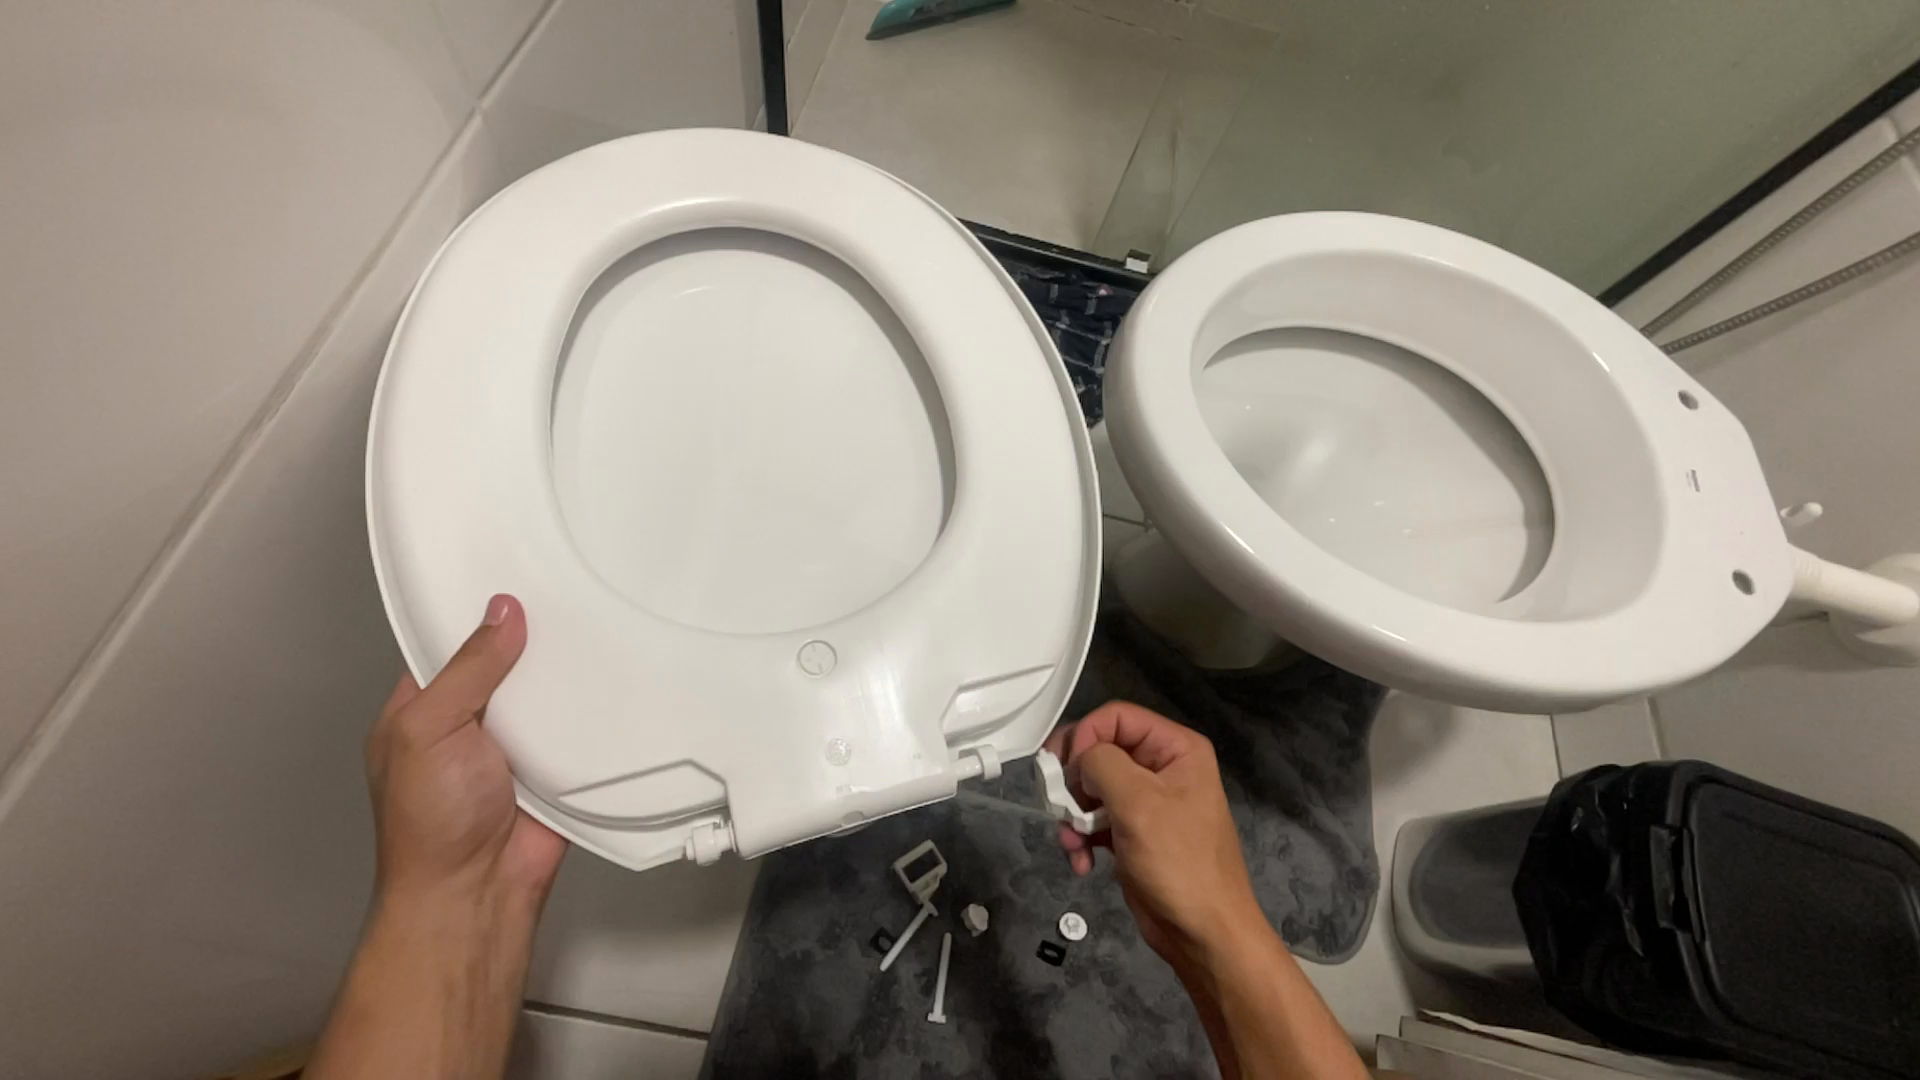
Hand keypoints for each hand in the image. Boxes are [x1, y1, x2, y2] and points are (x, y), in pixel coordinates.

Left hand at [309, 595, 566, 1079]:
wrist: (479, 887)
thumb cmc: (432, 820)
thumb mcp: (429, 731)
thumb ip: (467, 671)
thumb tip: (502, 613)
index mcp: (427, 707)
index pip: (455, 645)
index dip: (483, 614)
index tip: (519, 581)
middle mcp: (475, 718)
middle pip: (512, 662)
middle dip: (538, 638)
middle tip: (576, 595)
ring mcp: (519, 739)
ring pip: (551, 689)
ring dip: (571, 670)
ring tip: (606, 621)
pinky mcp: (560, 758)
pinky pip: (581, 720)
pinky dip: (597, 703)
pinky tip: (620, 674)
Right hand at [1044, 702, 1263, 970]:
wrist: (1203, 936)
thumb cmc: (1179, 863)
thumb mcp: (1138, 802)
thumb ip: (1101, 763)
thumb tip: (1078, 761)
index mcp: (1175, 748)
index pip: (1115, 717)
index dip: (1085, 736)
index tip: (1065, 770)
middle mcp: (1161, 767)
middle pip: (1099, 750)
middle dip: (1074, 781)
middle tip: (1059, 804)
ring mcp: (1147, 801)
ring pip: (1091, 787)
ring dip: (1073, 815)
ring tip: (1071, 843)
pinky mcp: (1133, 831)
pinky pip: (1094, 819)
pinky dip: (1082, 838)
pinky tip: (1082, 861)